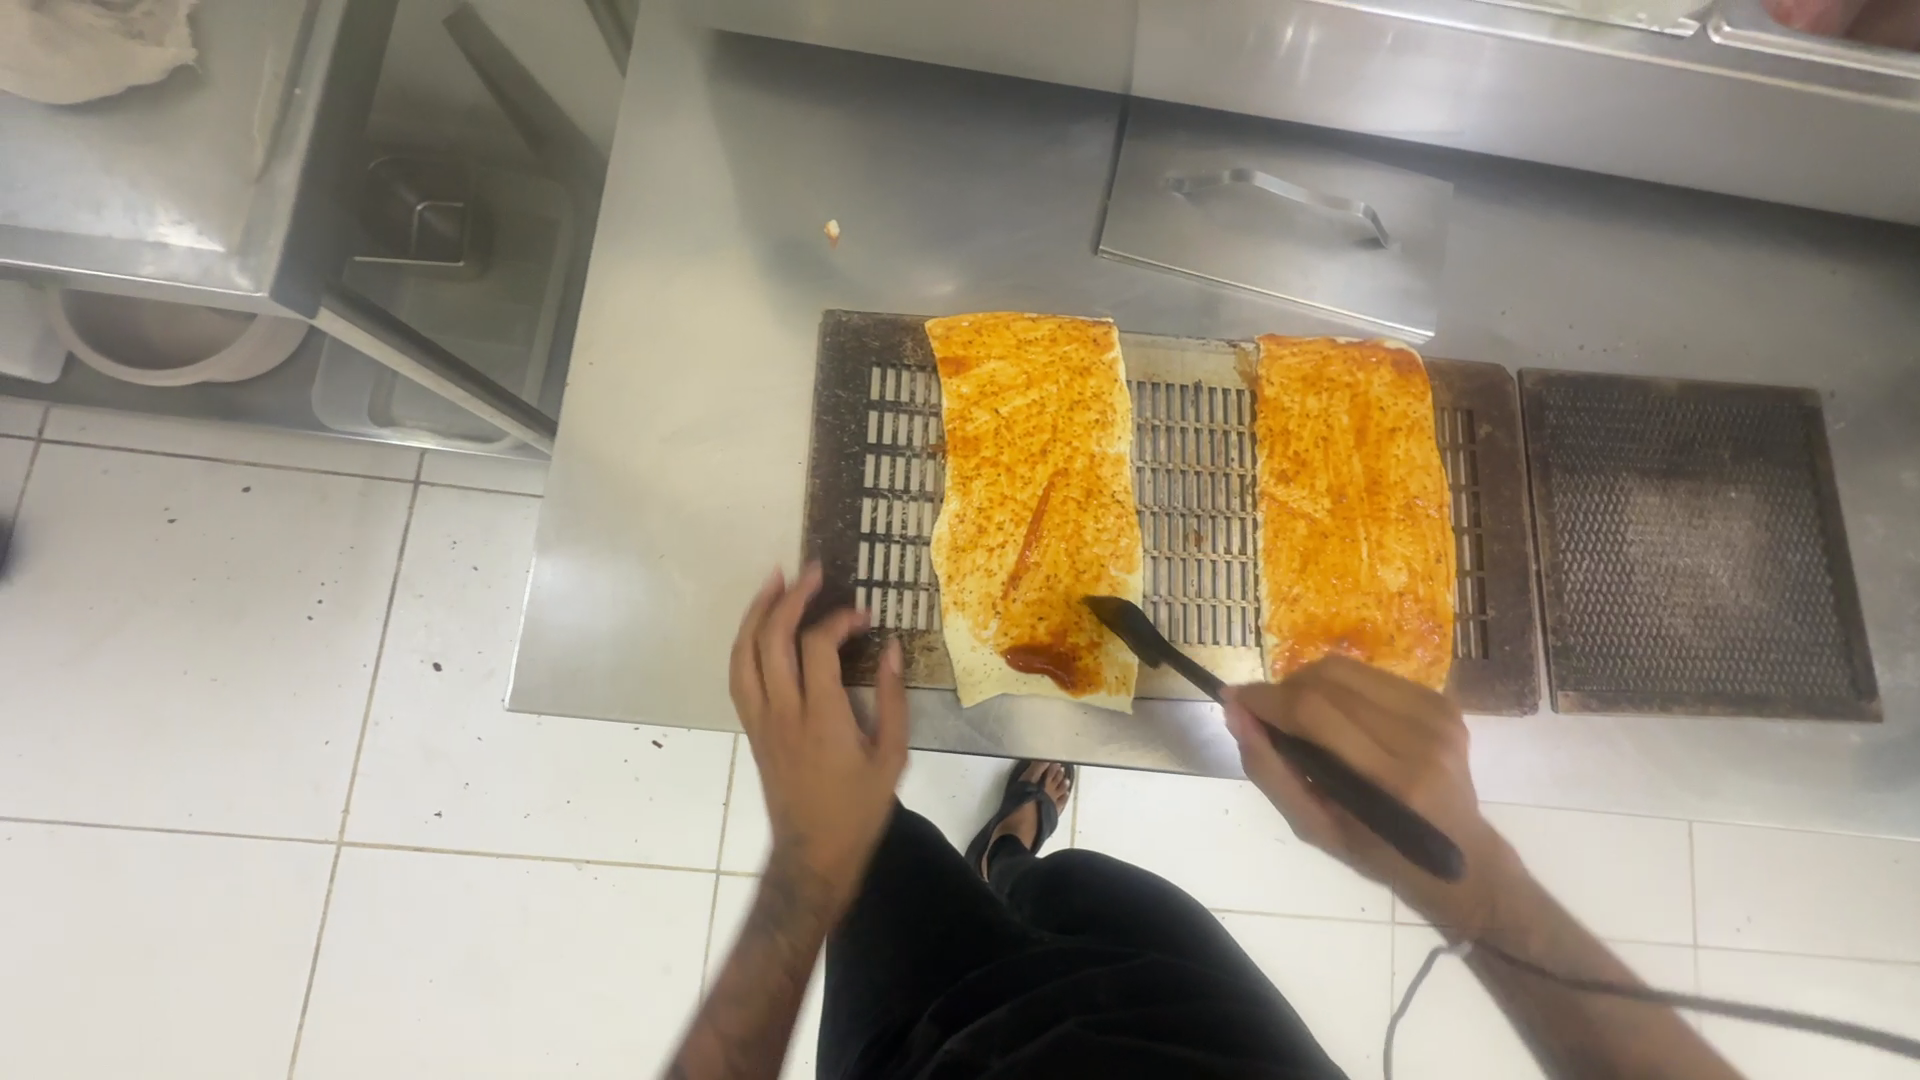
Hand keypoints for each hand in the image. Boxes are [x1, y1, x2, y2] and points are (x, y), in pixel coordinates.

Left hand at [729, 564, 908, 917]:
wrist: (813, 854)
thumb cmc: (858, 808)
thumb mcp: (892, 756)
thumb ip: (891, 699)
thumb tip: (891, 648)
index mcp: (821, 717)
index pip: (816, 647)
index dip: (838, 620)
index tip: (863, 615)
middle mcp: (782, 712)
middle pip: (771, 640)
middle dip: (790, 599)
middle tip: (812, 572)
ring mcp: (760, 720)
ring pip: (744, 654)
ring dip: (757, 612)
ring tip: (774, 582)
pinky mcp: (752, 728)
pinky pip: (738, 675)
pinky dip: (745, 642)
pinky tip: (759, 626)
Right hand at [1224, 656, 1521, 937]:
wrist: (1461, 862)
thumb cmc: (1377, 852)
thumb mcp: (1311, 826)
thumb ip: (1268, 769)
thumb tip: (1235, 711)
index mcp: (1391, 779)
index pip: (1312, 712)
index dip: (1264, 699)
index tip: (1234, 699)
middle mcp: (1420, 738)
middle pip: (1325, 680)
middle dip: (1282, 690)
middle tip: (1269, 716)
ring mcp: (1436, 715)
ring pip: (1343, 669)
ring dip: (1307, 684)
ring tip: (1301, 715)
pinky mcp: (1441, 701)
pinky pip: (1367, 673)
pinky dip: (1338, 686)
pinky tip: (1339, 714)